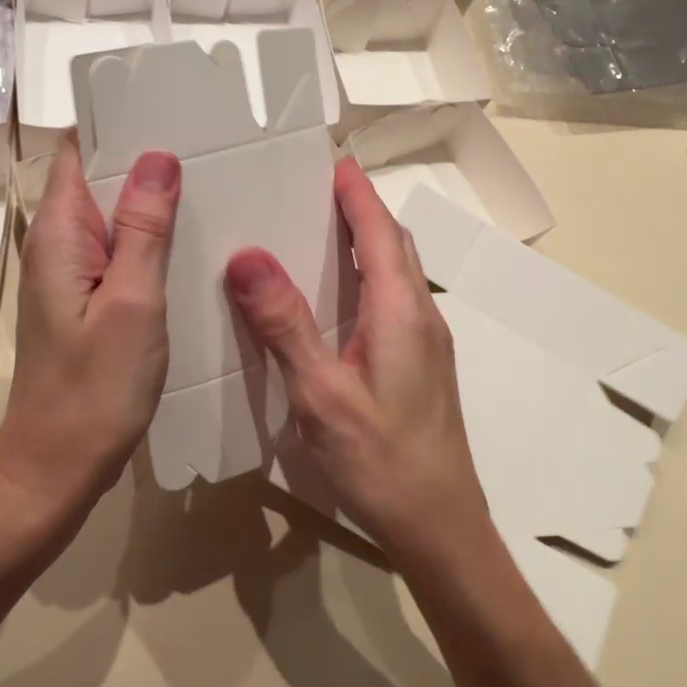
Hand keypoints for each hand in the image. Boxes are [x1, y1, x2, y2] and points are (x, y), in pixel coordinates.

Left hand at [0, 135, 181, 525]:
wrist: (55, 467)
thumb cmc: (93, 389)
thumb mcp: (131, 303)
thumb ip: (142, 229)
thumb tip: (155, 156)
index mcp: (59, 233)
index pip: (76, 151)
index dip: (115, 123)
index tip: (170, 104)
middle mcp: (57, 245)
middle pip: (95, 179)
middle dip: (144, 158)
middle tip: (211, 144)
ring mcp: (68, 277)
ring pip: (110, 218)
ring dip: (150, 201)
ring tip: (213, 184)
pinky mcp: (83, 304)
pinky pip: (116, 254)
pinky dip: (148, 241)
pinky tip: (191, 245)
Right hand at [225, 157, 487, 556]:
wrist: (439, 528)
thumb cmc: (381, 459)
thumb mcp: (321, 392)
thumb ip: (285, 324)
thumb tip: (247, 255)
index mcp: (401, 312)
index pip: (382, 233)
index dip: (357, 193)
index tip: (331, 159)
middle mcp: (420, 319)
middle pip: (395, 247)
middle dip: (362, 209)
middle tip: (315, 187)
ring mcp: (424, 346)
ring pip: (396, 275)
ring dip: (366, 242)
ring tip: (318, 229)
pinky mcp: (419, 369)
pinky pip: (391, 302)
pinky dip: (365, 277)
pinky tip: (333, 299)